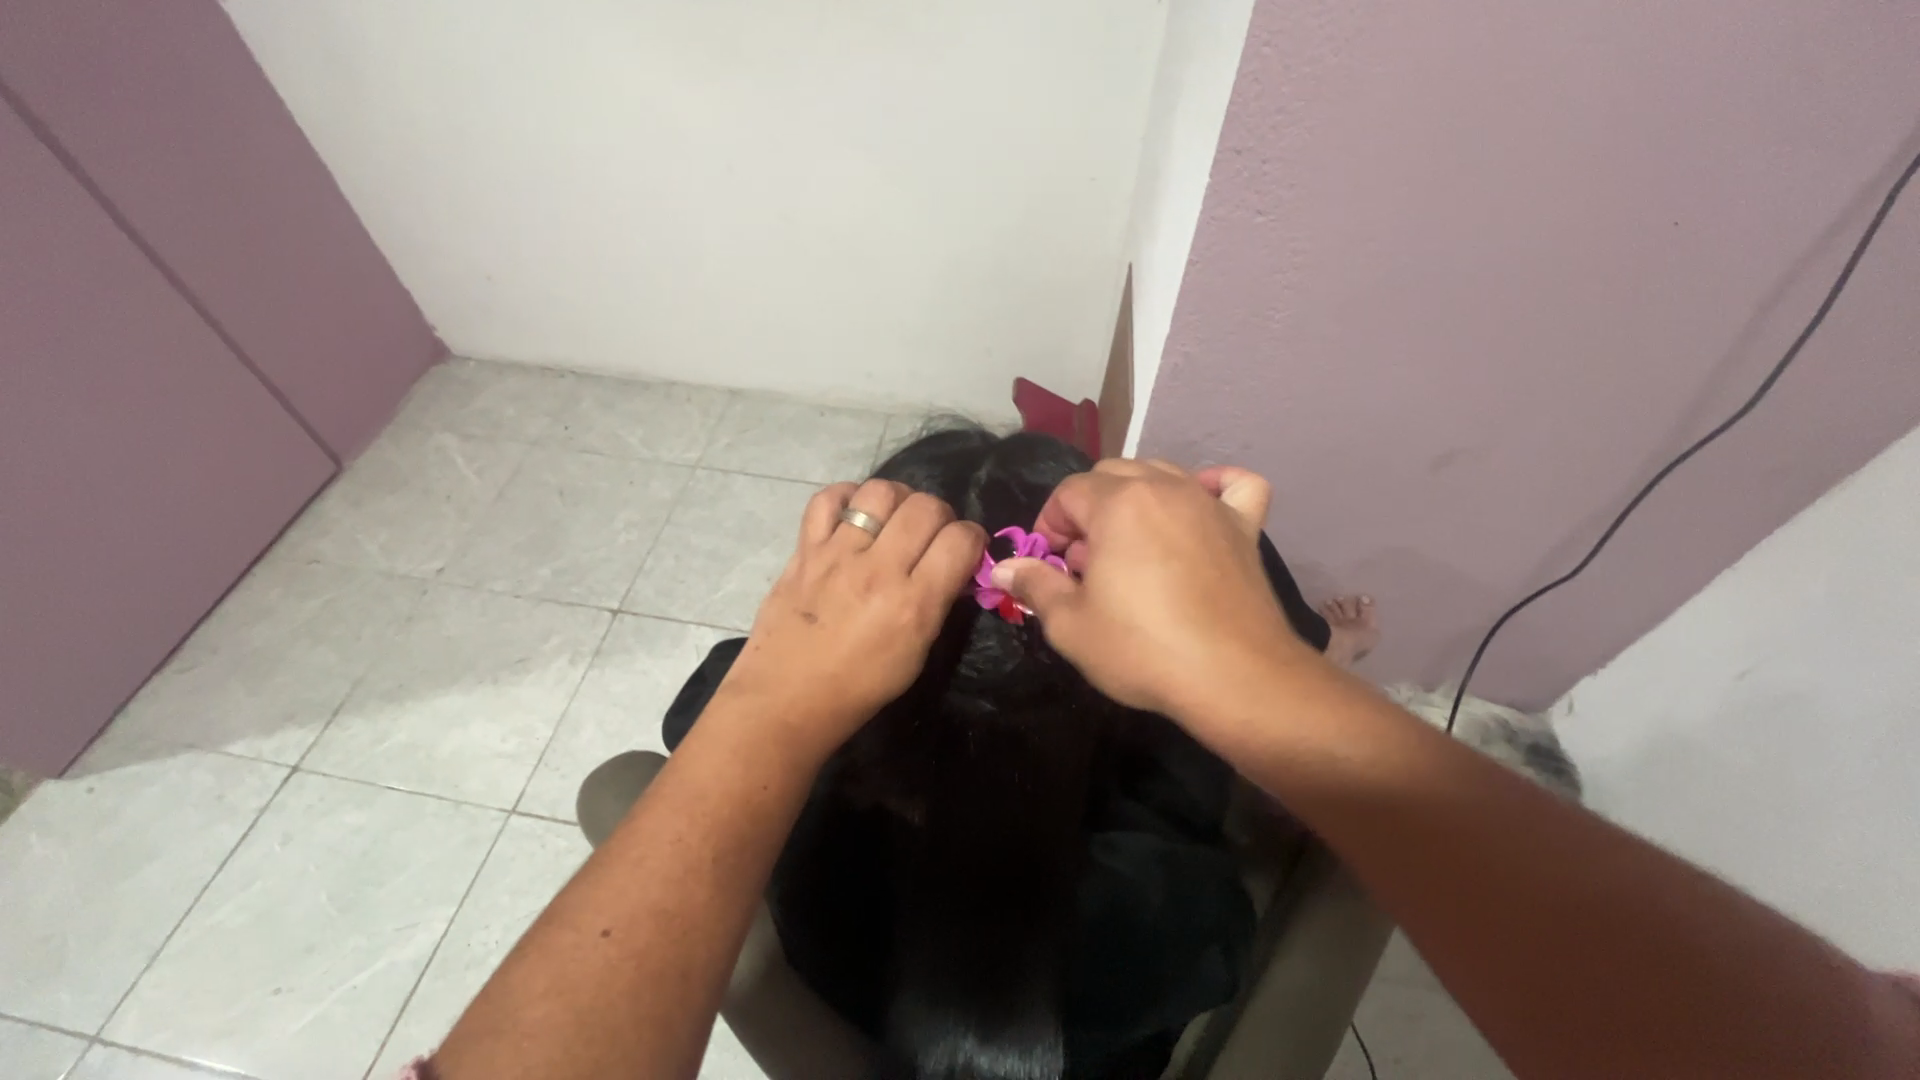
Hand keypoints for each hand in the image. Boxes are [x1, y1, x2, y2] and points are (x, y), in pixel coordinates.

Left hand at [720, 478, 985, 754]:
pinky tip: (854, 515)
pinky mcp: (804, 550)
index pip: (961, 540)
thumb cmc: (860, 686)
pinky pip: (827, 499)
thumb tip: (954, 565)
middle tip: (932, 534)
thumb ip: (938, 601)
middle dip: (941, 515)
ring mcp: (837, 554)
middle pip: (926, 507)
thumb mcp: (917, 651)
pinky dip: (847, 497)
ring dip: (899, 499)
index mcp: (913, 604)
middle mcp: (878, 570)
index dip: (973, 539)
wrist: (787, 698)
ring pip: (880, 492)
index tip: (966, 549)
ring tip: (895, 518)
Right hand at [989, 460, 1313, 716]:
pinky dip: (1215, 487)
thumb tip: (1005, 567)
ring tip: (1130, 547)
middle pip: (1112, 475)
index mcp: (1118, 504)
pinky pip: (1233, 486)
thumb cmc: (1142, 649)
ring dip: (1136, 500)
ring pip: (1163, 474)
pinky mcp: (1245, 528)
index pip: (1068, 492)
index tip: (1049, 565)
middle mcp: (1165, 488)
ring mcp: (1209, 505)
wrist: (1233, 678)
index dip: (1049, 526)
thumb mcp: (1070, 625)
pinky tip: (1201, 505)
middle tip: (1085, 564)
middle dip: (1088, 511)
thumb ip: (1036, 585)